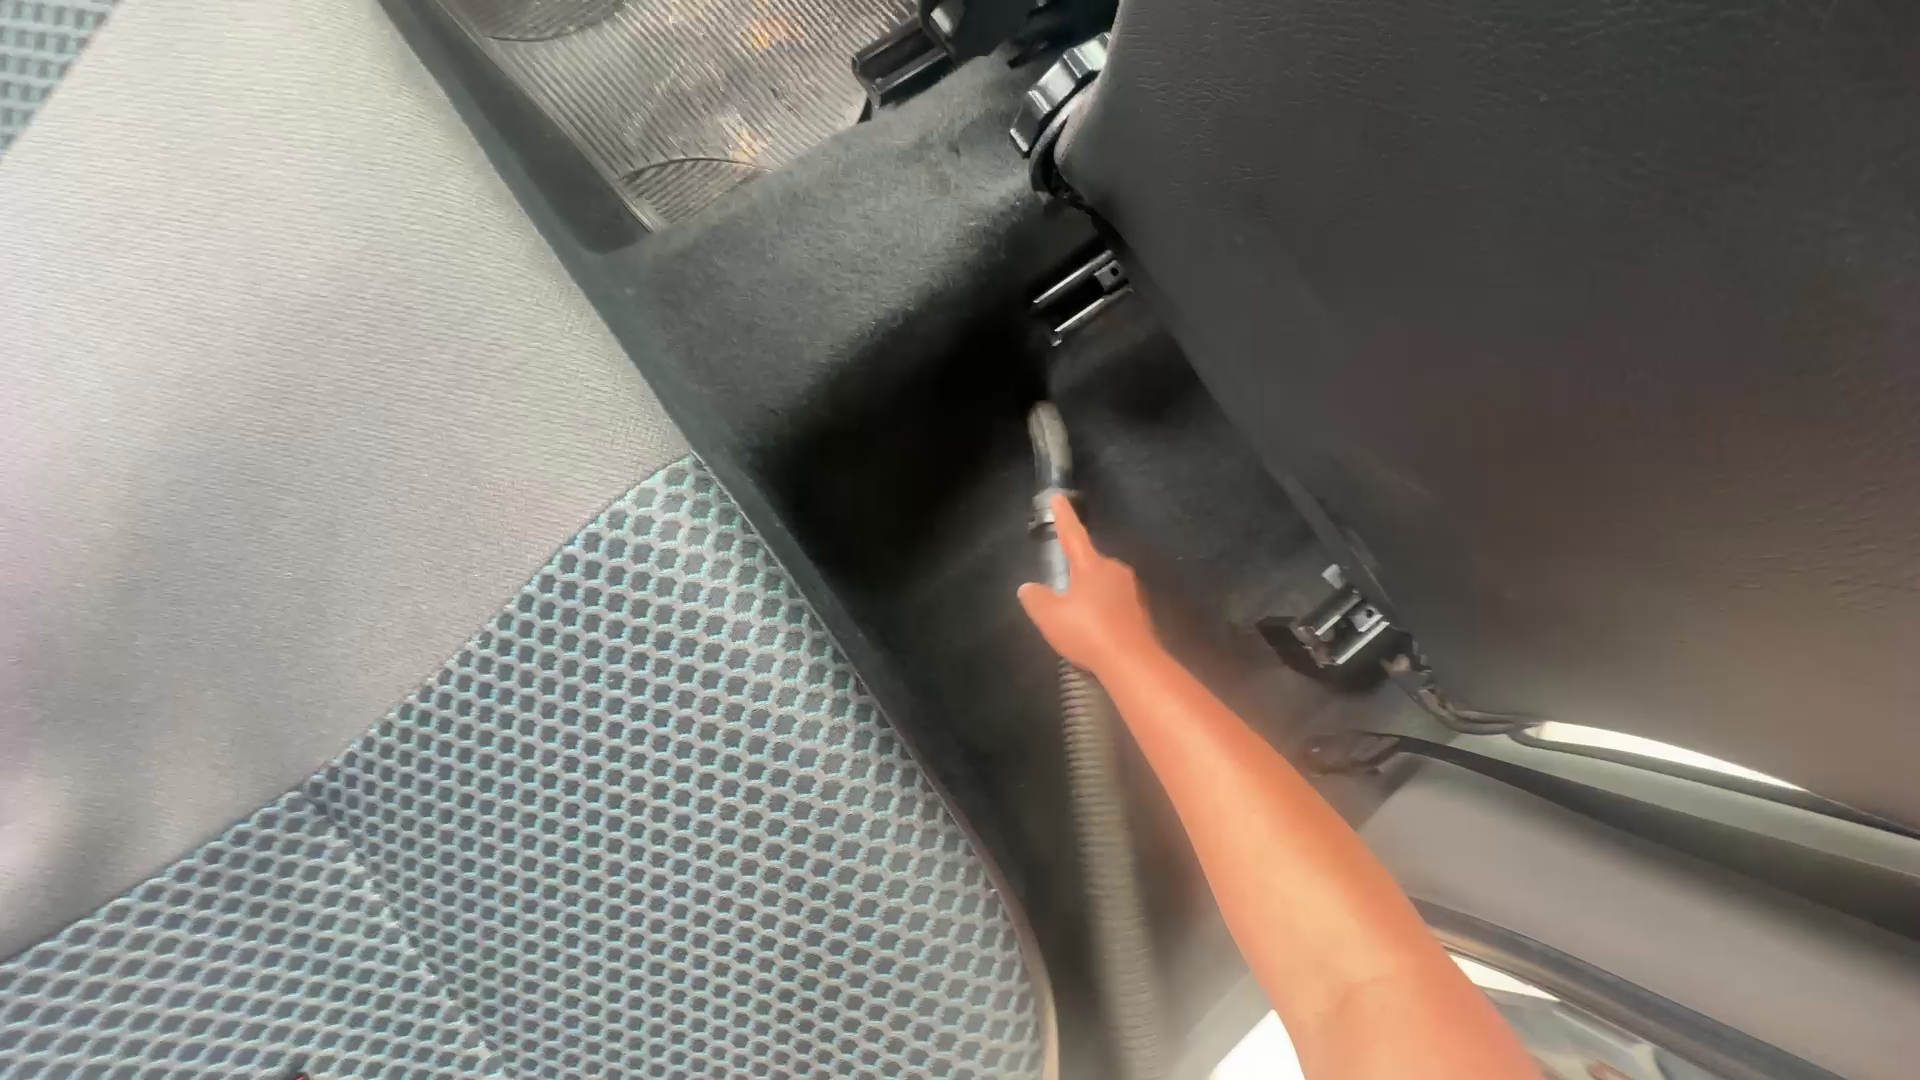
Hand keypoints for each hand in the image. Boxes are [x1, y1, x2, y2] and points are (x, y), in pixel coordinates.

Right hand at [1018, 495, 1161, 673]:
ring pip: (1103, 587)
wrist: (1131, 662)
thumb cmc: (1087, 631)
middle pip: (1090, 564)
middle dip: (1076, 573)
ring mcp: (1131, 592)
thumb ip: (1036, 599)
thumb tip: (1028, 587)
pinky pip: (1114, 606)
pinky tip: (1094, 633)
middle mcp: (1115, 571)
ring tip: (1076, 619)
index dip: (1063, 517)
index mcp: (1091, 565)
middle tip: (1061, 591)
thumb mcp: (1050, 616)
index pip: (1073, 535)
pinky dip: (1102, 614)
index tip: (1058, 499)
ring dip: (1089, 596)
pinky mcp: (1140, 614)